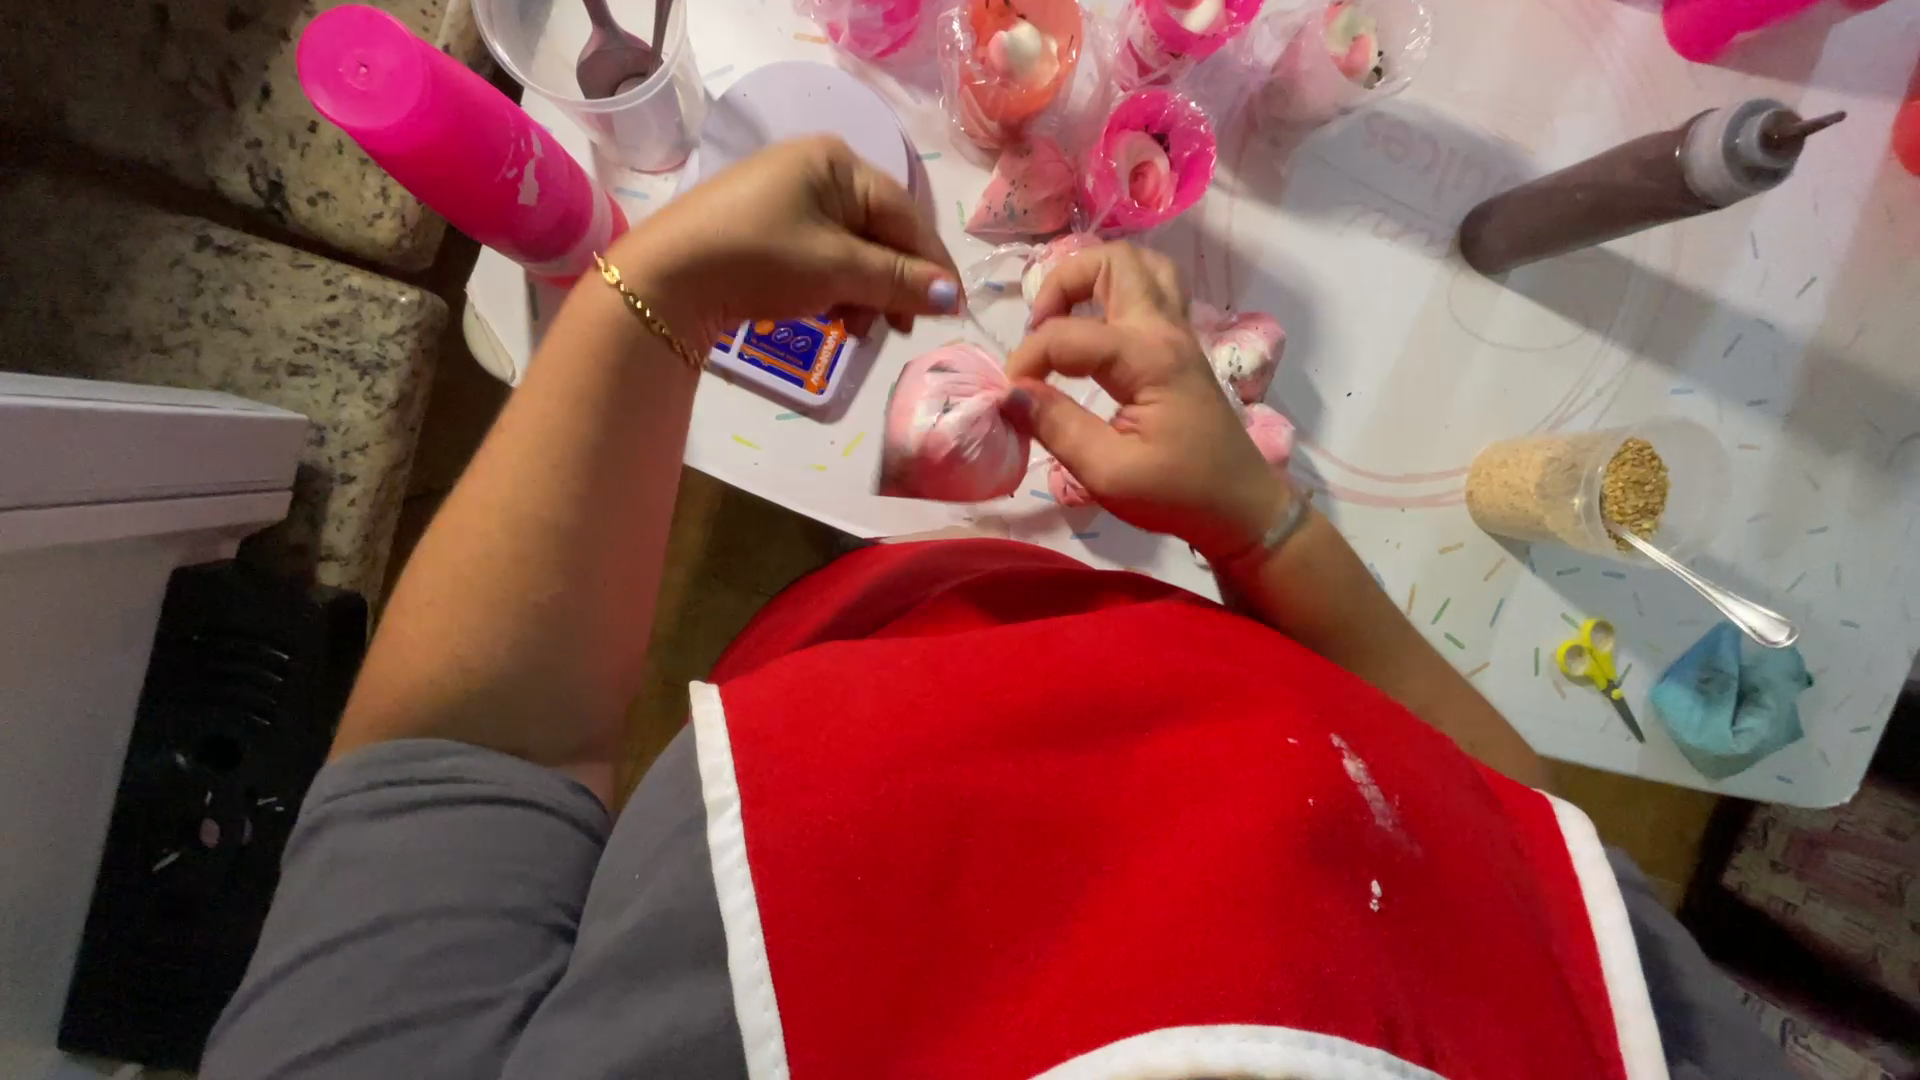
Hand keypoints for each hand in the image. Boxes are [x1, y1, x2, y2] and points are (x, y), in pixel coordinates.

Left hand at [603, 135, 960, 344]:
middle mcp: (820, 173)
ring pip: (856, 253)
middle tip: (899, 330)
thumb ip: (899, 281)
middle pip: (881, 235)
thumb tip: (953, 297)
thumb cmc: (759, 259)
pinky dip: (838, 292)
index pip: (905, 216)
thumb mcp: (837, 269)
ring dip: (866, 295)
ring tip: (855, 330)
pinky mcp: (775, 232)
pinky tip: (833, 320)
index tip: (952, 309)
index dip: (932, 265)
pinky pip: (827, 261)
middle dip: (893, 286)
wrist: (668, 280)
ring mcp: (794, 202)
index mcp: (839, 163)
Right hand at [1005, 242, 1289, 560]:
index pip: (1068, 334)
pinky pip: (1149, 291)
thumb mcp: (1108, 473)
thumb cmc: (1177, 494)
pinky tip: (1093, 332)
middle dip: (1062, 284)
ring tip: (1065, 322)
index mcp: (1149, 360)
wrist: (1239, 506)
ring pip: (1138, 266)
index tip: (1011, 396)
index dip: (1027, 359)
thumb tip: (1010, 394)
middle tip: (1040, 331)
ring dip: (1093, 281)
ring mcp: (1177, 333)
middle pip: (1114, 261)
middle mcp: (1165, 331)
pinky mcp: (1178, 346)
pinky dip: (1113, 296)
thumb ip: (1057, 427)